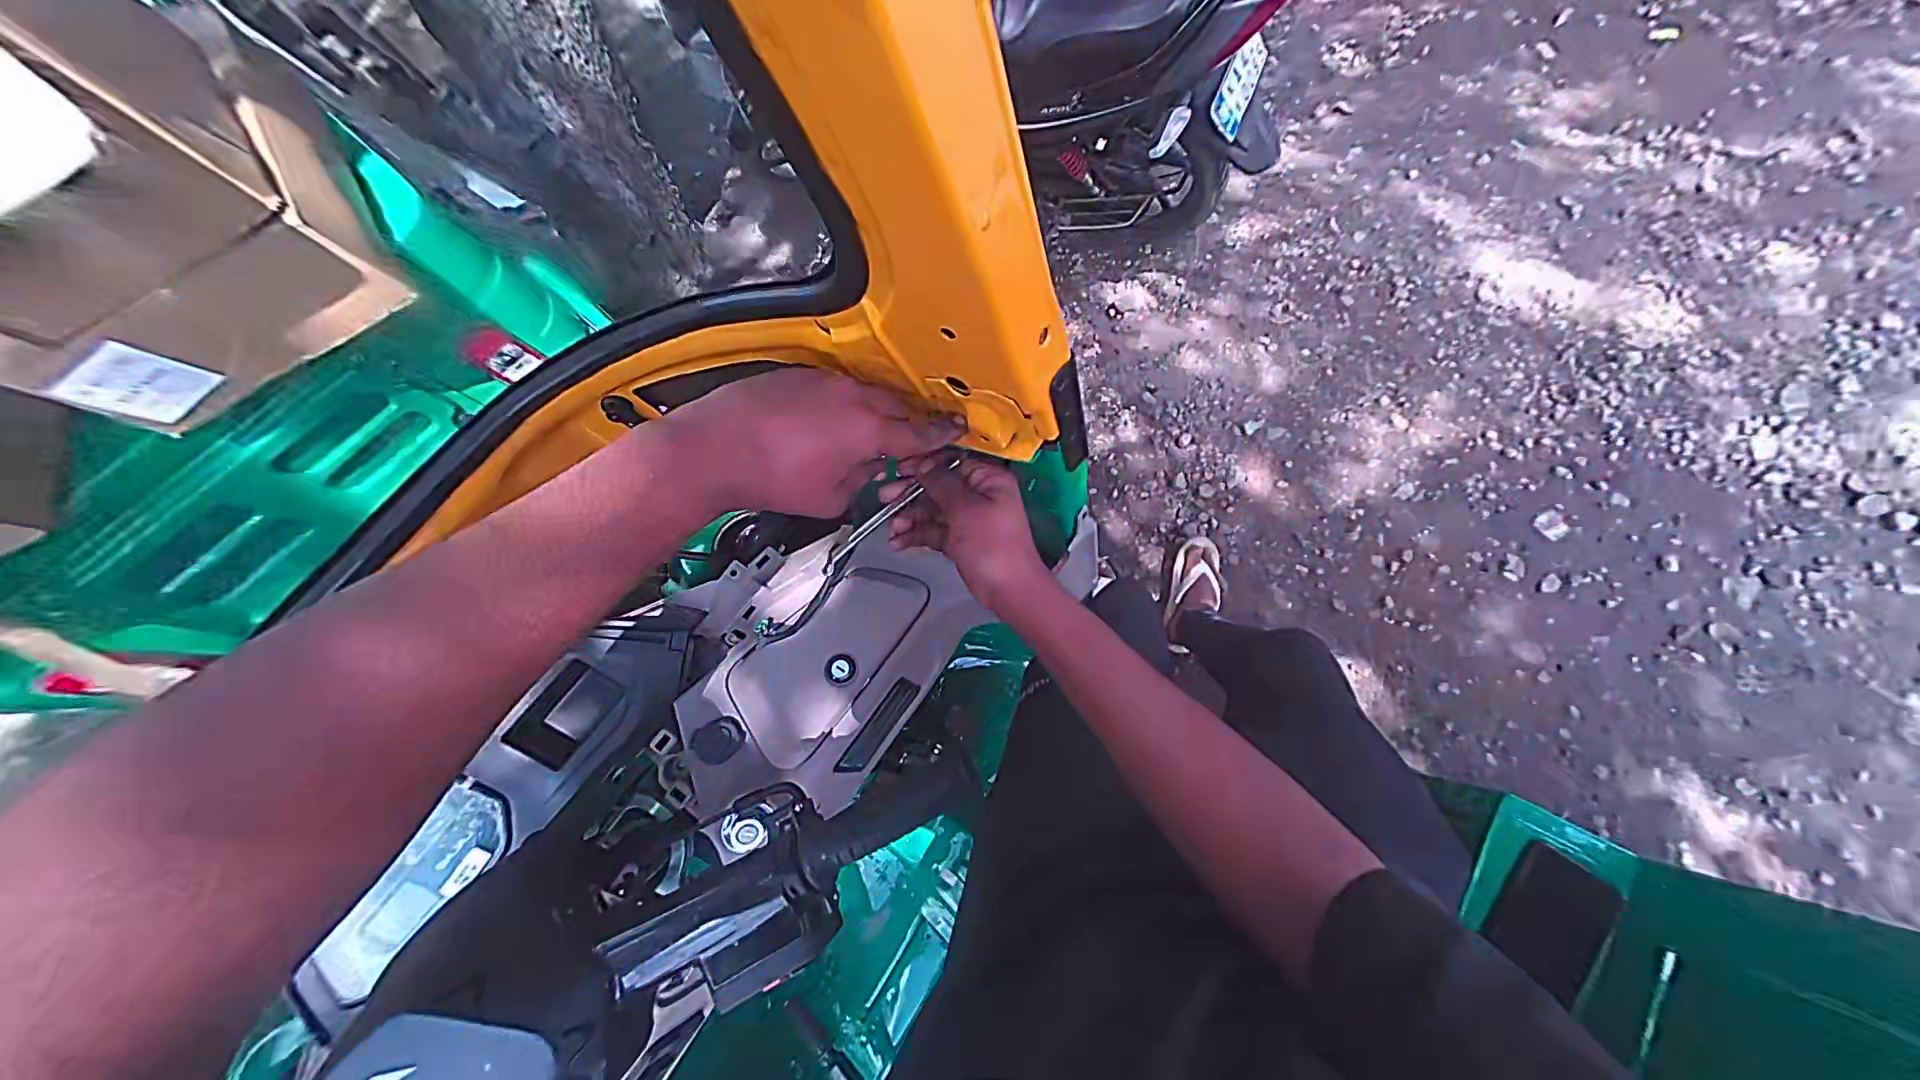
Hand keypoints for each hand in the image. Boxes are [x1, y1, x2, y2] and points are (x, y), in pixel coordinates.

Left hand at [659, 368, 963, 517]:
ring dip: (876, 412)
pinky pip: (838, 386)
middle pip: (898, 407)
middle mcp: (850, 397)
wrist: (713, 449)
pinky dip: (844, 403)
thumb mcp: (829, 499)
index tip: (953, 431)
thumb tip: (865, 470)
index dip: (940, 435)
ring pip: (868, 393)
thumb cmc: (764, 475)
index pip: (918, 433)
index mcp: (866, 430)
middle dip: (909, 423)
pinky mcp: (801, 375)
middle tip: (911, 438)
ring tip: (864, 433)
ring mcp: (825, 381)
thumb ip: (861, 481)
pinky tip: (828, 422)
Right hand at [882, 454, 1057, 614]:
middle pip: (938, 487)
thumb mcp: (966, 509)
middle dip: (910, 494)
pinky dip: (916, 535)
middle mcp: (978, 495)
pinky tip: (898, 542)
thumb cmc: (994, 546)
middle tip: (885, 497)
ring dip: (910, 518)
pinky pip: (933, 531)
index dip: (924, 464)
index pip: (951, 462)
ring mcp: (967, 519)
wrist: (1009, 590)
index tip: (899, 467)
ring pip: (932, 511)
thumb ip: (942, 484)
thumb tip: (925, 465)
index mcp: (988, 479)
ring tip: (892, 528)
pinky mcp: (958, 540)